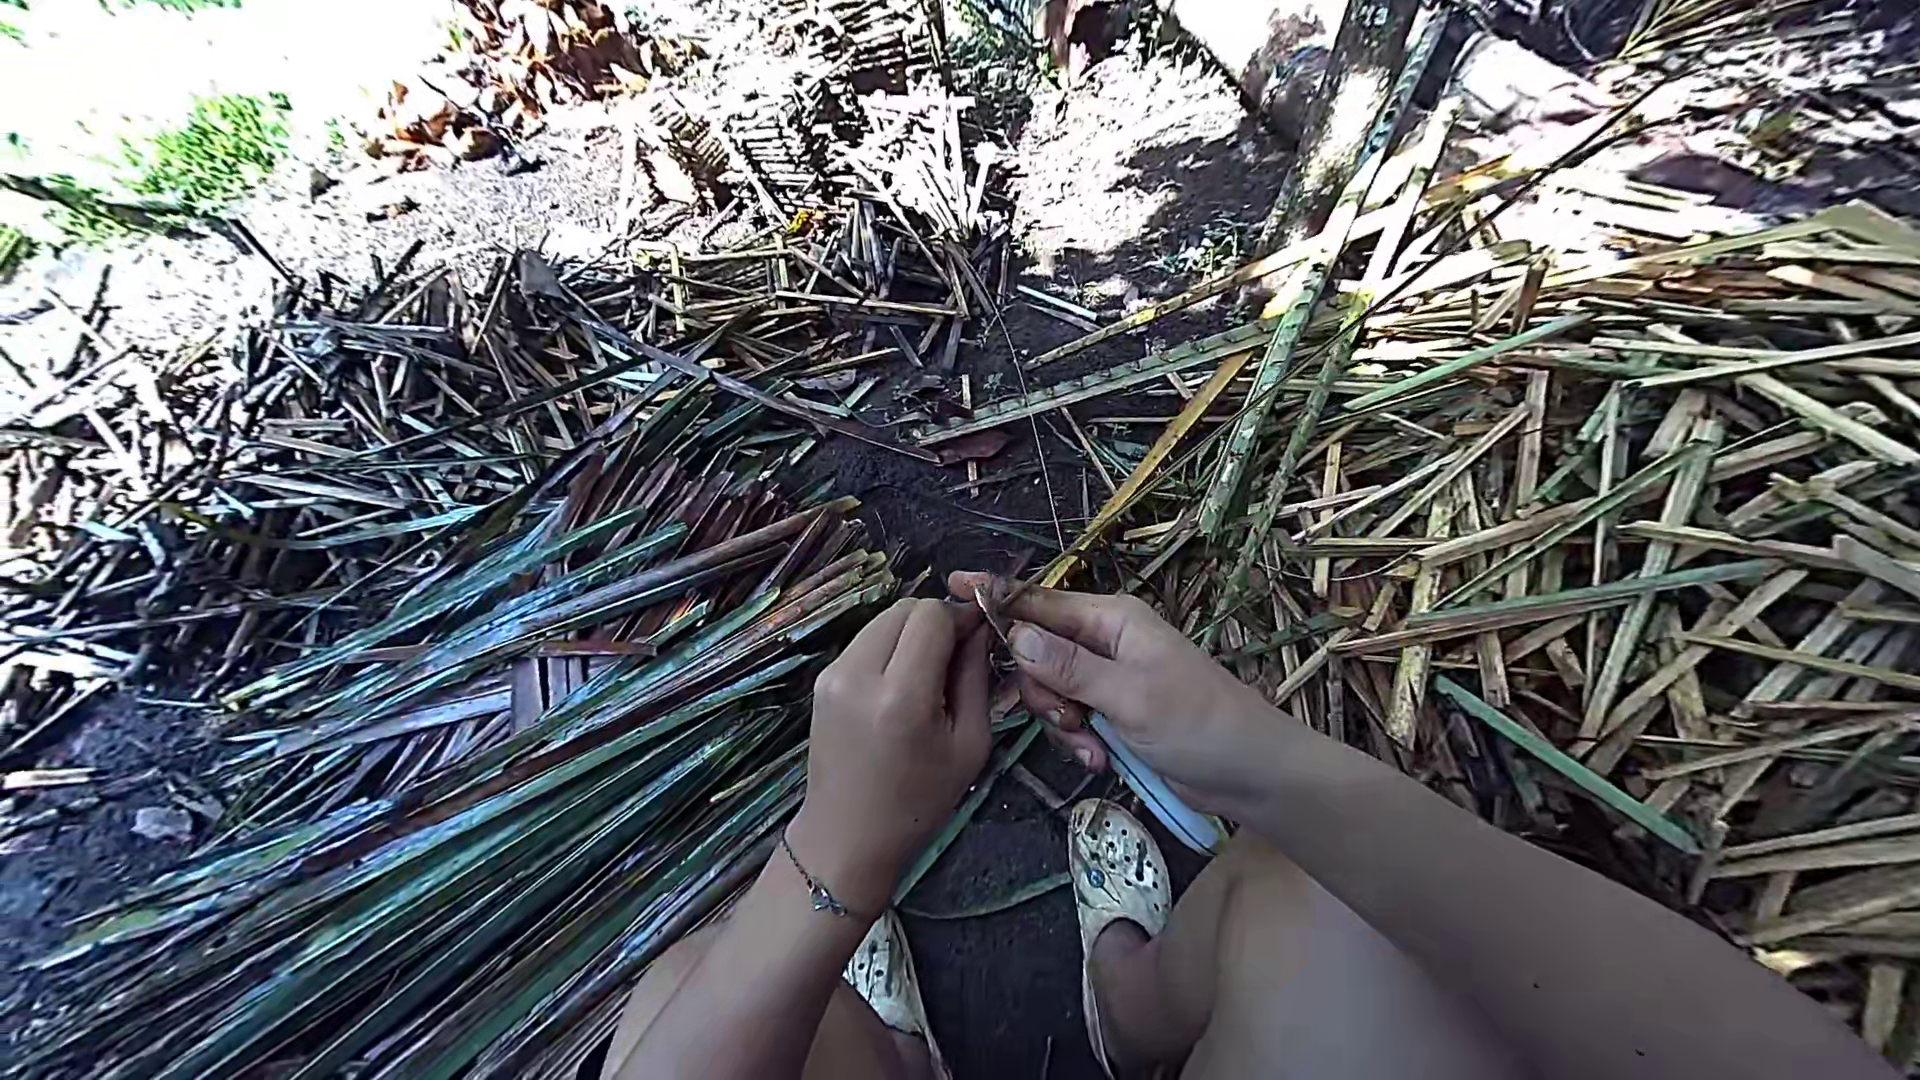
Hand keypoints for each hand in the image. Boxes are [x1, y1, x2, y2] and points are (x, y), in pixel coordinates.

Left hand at [788, 598, 991, 916]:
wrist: (846, 839)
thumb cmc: (919, 802)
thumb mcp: (970, 743)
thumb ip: (976, 675)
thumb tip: (980, 626)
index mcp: (901, 696)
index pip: (932, 615)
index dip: (960, 616)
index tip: (978, 635)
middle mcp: (859, 673)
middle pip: (906, 607)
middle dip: (938, 620)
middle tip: (957, 653)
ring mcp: (833, 673)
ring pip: (885, 618)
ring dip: (913, 629)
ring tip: (929, 668)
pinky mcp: (823, 677)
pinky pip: (867, 638)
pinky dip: (891, 644)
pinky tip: (901, 679)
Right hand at [948, 571, 1282, 814]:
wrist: (1252, 775)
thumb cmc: (1198, 724)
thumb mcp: (1130, 695)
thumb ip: (1069, 666)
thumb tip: (1015, 635)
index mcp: (1111, 619)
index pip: (1041, 601)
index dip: (998, 597)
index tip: (955, 588)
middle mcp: (1103, 640)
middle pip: (1037, 651)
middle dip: (1043, 689)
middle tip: (1067, 718)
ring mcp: (1106, 676)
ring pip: (1050, 688)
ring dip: (1062, 721)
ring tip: (1092, 745)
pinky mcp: (1110, 708)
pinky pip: (1070, 715)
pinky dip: (1078, 738)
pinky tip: (1100, 757)